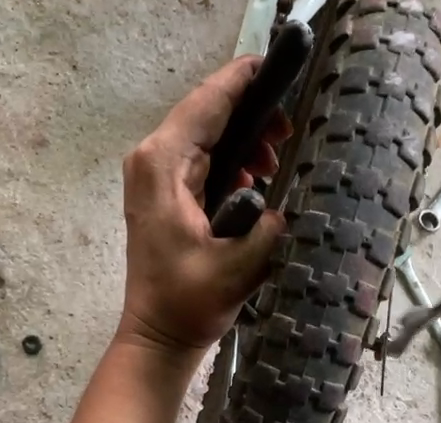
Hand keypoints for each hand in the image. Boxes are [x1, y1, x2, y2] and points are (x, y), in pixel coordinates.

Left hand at [116, 56, 288, 356]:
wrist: (158, 337)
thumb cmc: (187, 304)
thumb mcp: (238, 267)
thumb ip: (268, 226)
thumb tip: (281, 205)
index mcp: (163, 165)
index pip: (210, 101)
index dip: (248, 80)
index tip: (284, 67)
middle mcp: (152, 160)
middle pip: (208, 112)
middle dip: (252, 114)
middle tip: (288, 134)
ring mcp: (153, 176)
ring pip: (206, 133)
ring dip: (244, 139)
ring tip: (275, 160)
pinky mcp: (162, 194)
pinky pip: (201, 158)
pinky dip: (230, 160)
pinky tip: (256, 179)